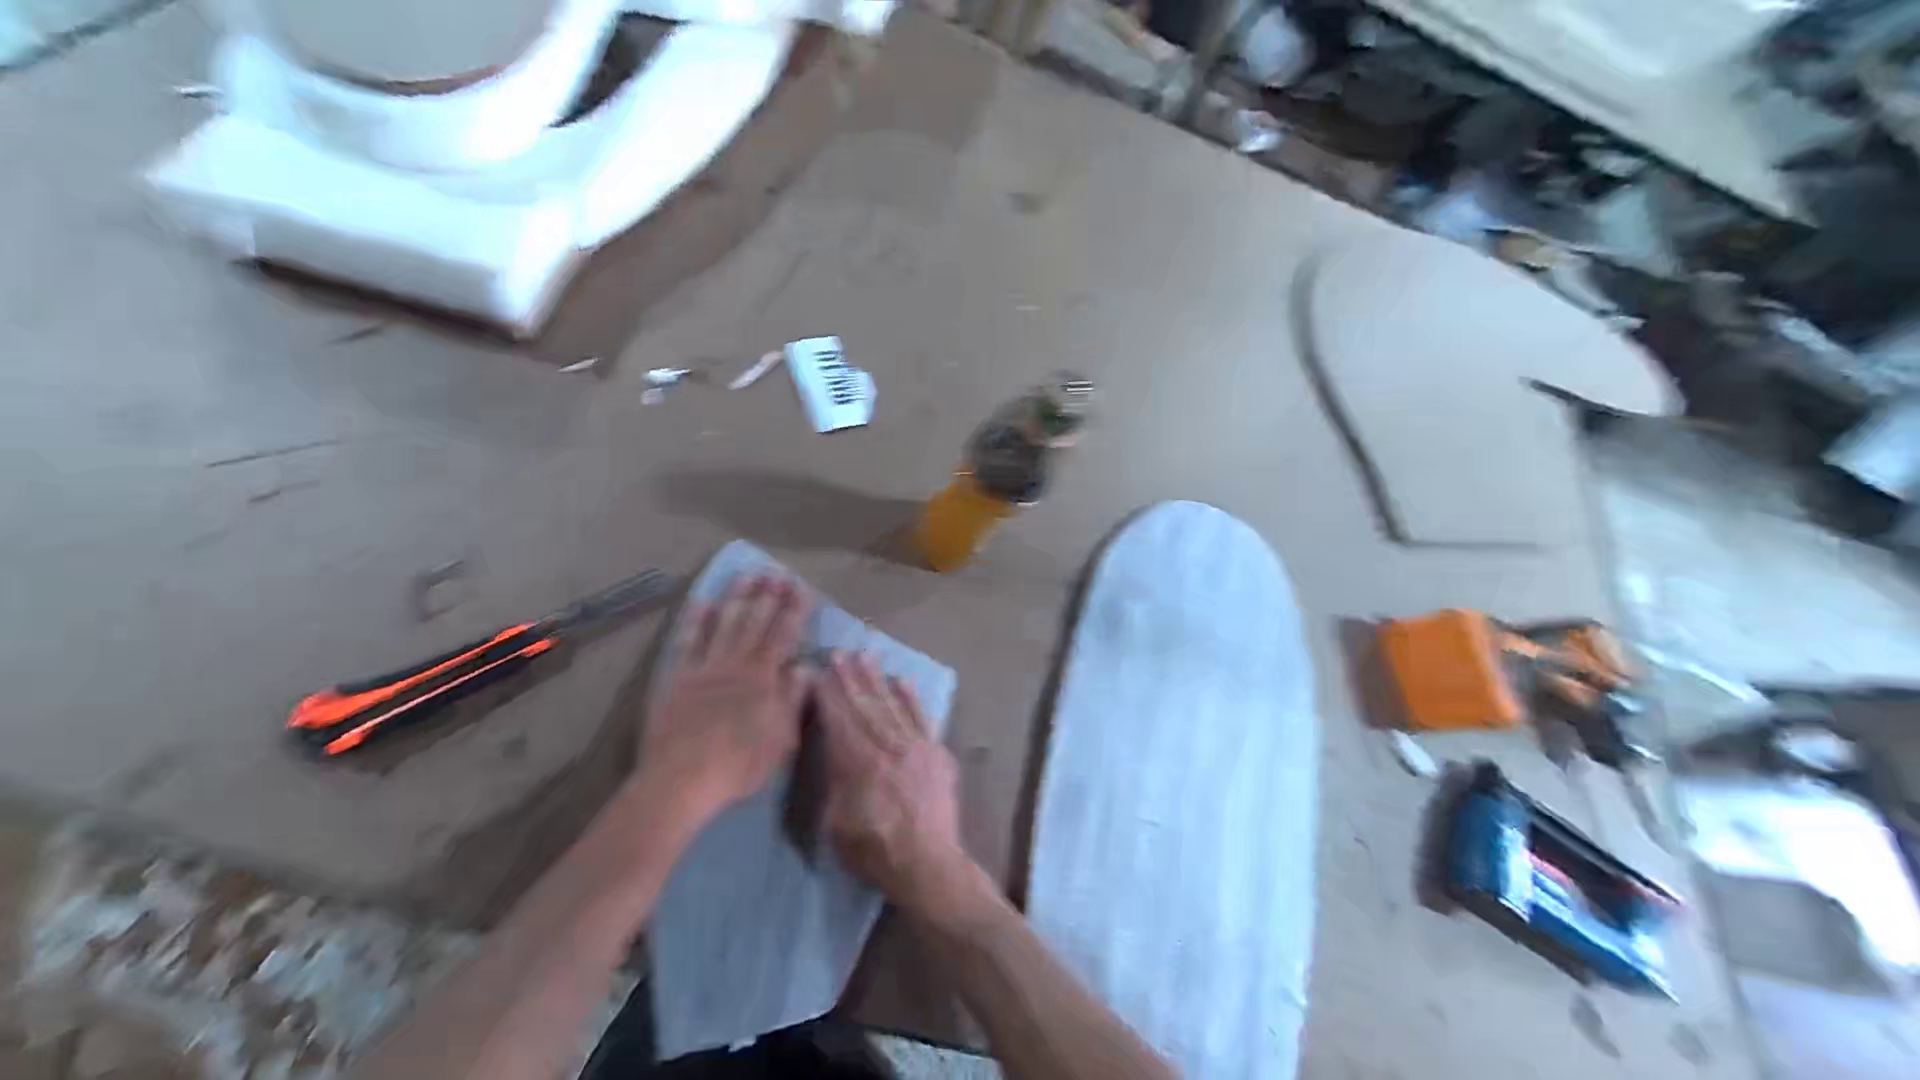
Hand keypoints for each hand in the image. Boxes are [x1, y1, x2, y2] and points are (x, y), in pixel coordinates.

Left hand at [641, 575, 812, 821]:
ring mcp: (705, 667)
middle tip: (776, 572)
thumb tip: (806, 666)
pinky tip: (703, 602)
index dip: (795, 610)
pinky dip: (697, 620)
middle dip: (768, 596)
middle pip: (755, 622)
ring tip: (747, 575)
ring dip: (737, 597)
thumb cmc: (737, 765)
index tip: (802, 588)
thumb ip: (792, 700)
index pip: (784, 635)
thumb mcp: (779, 740)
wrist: (680, 779)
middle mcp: (736, 664)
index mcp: (764, 678)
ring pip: (725, 623)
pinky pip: (689, 641)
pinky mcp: (678, 677)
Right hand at [817, 651, 982, 919]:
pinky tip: (902, 680)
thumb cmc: (875, 851)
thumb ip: (834, 782)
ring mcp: (915, 747)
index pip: (839, 720)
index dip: (828, 695)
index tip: (819, 671)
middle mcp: (887, 747)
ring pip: (891, 705)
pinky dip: (911, 698)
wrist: (930, 864)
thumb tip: (832, 750)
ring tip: (865, 656)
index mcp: (859, 764)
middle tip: (839, 652)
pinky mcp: (936, 753)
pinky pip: (922, 718)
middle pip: (864, 706)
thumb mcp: (837, 824)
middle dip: (850, 678)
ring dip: (876, 679)